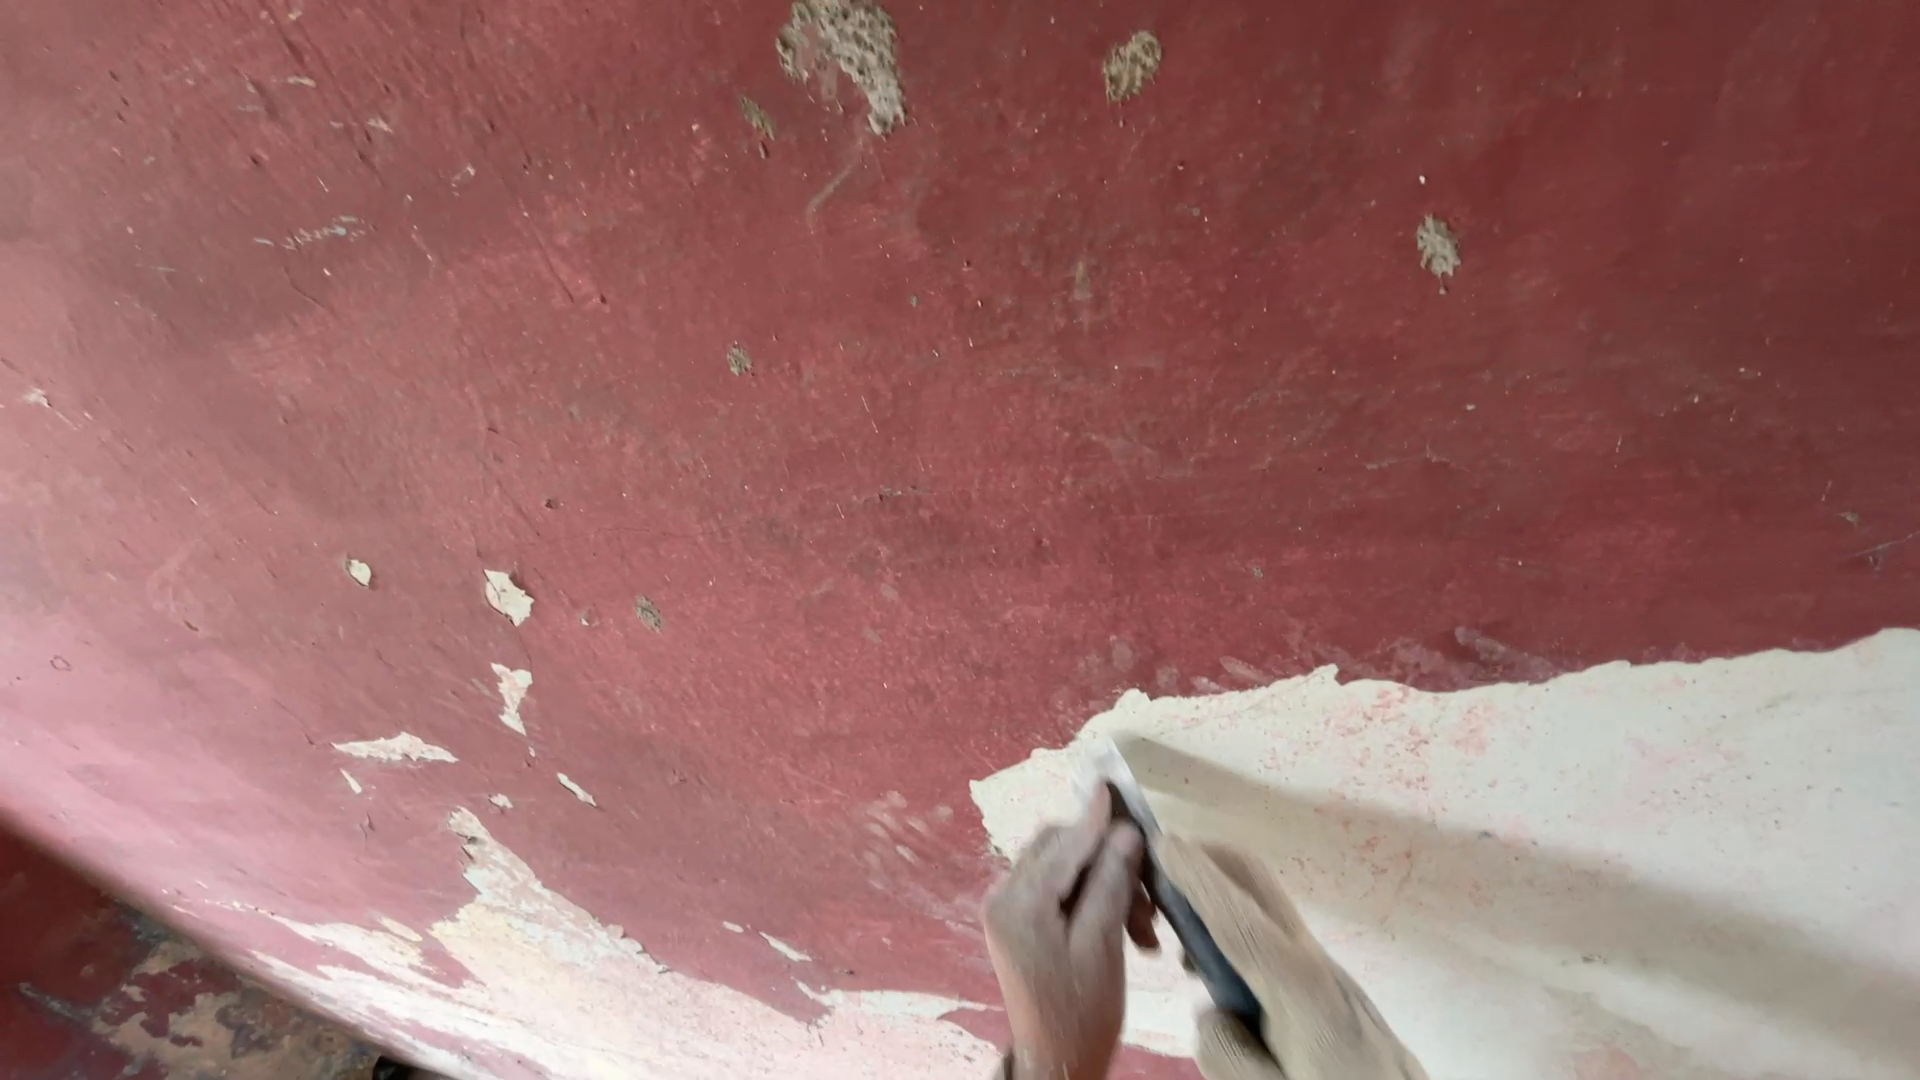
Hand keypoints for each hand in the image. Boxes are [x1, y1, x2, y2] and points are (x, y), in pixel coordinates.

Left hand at [984, 785, 1157, 1079]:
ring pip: (1060, 866)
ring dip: (1102, 881)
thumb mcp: (1103, 947)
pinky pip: (1053, 885)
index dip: (1094, 818)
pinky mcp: (1016, 916)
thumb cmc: (1081, 1011)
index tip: (1112, 786)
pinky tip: (1118, 921)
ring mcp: (1006, 904)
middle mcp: (1003, 894)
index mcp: (1019, 903)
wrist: (1054, 1061)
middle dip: (1106, 861)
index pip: (1064, 846)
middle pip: (1060, 849)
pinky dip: (1087, 893)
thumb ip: (1111, 883)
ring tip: (1141, 925)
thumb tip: (1125, 831)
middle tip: (1146, 896)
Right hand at [1158, 835, 1429, 1079]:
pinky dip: (1236, 928)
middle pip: (1254, 877)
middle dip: (1205, 857)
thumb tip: (1210, 1010)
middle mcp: (1314, 960)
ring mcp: (1327, 968)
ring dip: (1217, 895)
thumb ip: (1225, 1051)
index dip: (1192, 873)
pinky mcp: (1331, 984)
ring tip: (1182, 940)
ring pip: (1261, 904)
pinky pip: (1273, 934)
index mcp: (1298, 986)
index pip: (1233, 913)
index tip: (1158, 842)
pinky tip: (1224, 977)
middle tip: (1160, 871)